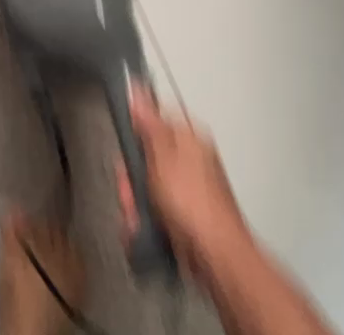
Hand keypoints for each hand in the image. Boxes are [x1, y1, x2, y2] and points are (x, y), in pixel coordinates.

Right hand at [116, 84, 250, 262]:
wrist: (214, 254)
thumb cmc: (193, 203)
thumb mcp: (163, 156)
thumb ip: (149, 122)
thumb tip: (137, 88)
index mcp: (189, 137)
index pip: (152, 117)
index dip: (135, 131)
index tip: (128, 146)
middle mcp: (188, 159)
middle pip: (142, 155)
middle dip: (131, 176)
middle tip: (134, 188)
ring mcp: (184, 187)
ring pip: (142, 184)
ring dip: (134, 201)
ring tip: (140, 215)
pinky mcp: (180, 212)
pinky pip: (150, 206)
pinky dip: (142, 217)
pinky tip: (144, 226)